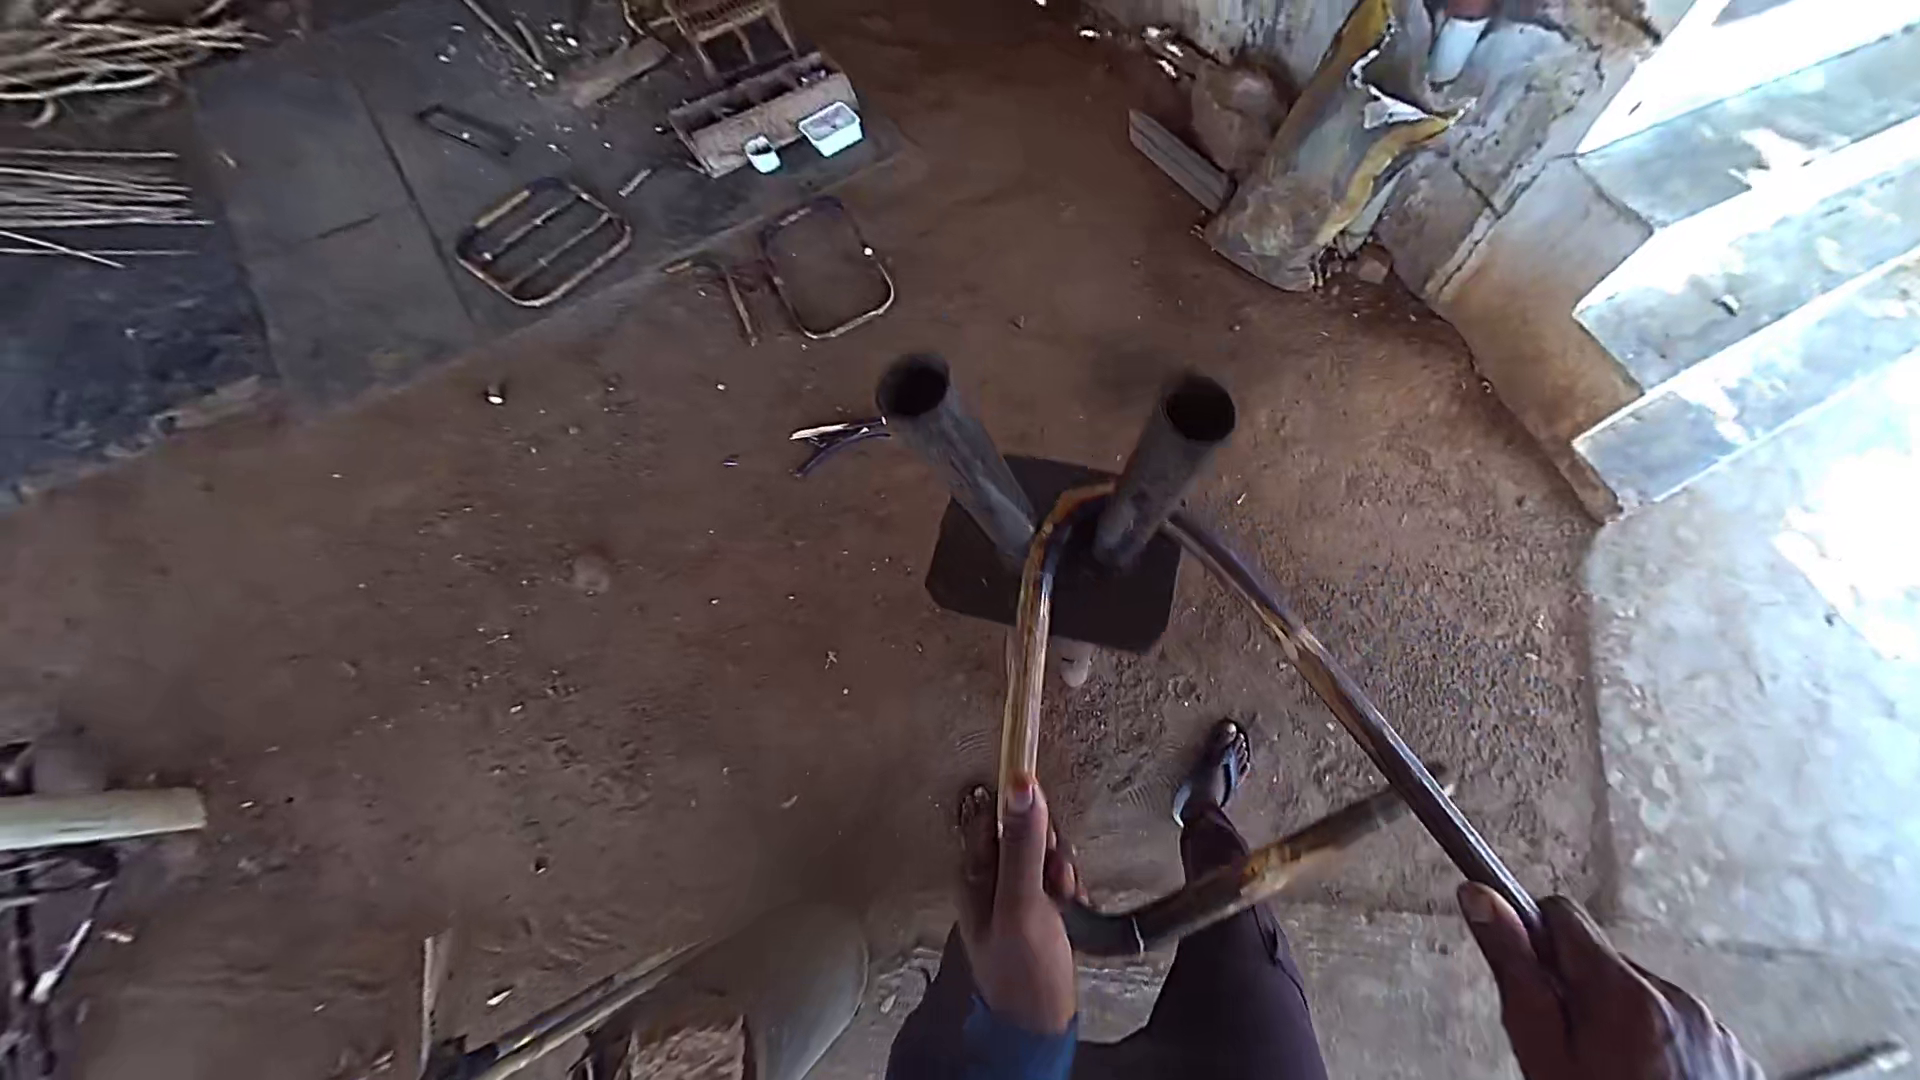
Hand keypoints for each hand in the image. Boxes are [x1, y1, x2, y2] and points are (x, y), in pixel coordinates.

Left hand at [957, 775, 1079, 1033]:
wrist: (1041, 1027)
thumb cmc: (1022, 969)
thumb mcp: (1022, 900)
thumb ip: (1021, 843)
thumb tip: (1020, 784)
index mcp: (974, 867)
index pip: (994, 811)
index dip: (1021, 812)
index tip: (1042, 828)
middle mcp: (990, 873)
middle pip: (1023, 829)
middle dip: (1047, 844)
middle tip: (1055, 872)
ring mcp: (1013, 889)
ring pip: (1042, 851)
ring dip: (1060, 865)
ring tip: (1063, 892)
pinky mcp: (1035, 904)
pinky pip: (1055, 874)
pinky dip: (1067, 884)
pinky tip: (1072, 903)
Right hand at [1458, 884, 1762, 1079]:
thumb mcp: (1537, 1043)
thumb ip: (1512, 963)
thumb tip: (1478, 894)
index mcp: (1623, 991)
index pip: (1560, 912)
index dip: (1532, 933)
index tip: (1526, 971)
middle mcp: (1677, 1001)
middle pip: (1599, 955)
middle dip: (1572, 981)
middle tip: (1561, 1035)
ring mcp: (1717, 1033)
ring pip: (1636, 990)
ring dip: (1613, 1010)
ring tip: (1604, 1064)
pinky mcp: (1738, 1060)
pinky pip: (1675, 1022)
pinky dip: (1652, 1038)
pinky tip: (1642, 1076)